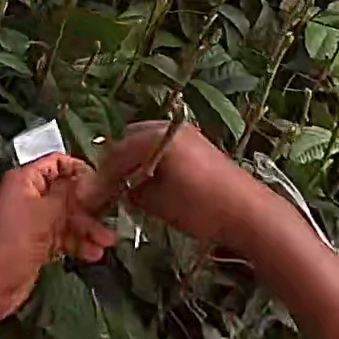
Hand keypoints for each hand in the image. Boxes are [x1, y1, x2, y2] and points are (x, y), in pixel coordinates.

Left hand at [0, 153, 116, 326]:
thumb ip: (67, 195)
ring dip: (87, 228)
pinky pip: (63, 236)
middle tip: (108, 213)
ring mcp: (35, 221)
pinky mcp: (39, 243)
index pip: (56, 163)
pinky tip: (93, 252)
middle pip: (66, 192)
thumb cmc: (10, 246)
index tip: (98, 180)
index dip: (78, 170)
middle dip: (87, 206)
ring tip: (106, 240)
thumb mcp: (43, 215)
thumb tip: (86, 179)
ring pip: (67, 217)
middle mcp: (30, 197)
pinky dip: (78, 243)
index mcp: (25, 181)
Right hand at [86, 121, 282, 250]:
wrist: (247, 211)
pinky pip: (161, 145)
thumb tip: (112, 190)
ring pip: (145, 141)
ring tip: (124, 187)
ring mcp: (183, 132)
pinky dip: (148, 160)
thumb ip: (131, 191)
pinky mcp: (194, 143)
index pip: (117, 150)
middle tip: (105, 189)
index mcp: (157, 136)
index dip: (101, 174)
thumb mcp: (158, 202)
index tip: (90, 195)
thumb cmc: (201, 206)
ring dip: (131, 160)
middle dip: (115, 162)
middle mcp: (168, 126)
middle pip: (129, 139)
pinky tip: (146, 180)